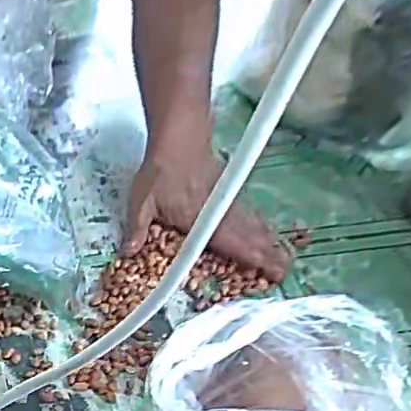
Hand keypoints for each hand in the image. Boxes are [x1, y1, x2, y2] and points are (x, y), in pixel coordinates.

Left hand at [125, 138, 290, 281]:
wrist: (179, 138)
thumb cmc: (159, 171)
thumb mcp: (140, 202)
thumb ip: (136, 229)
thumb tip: (128, 253)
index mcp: (199, 216)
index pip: (229, 241)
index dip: (248, 257)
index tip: (265, 269)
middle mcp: (219, 210)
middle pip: (249, 236)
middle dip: (267, 255)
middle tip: (283, 272)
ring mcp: (227, 200)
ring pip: (253, 225)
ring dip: (269, 242)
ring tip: (283, 259)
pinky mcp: (230, 193)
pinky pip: (249, 214)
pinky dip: (261, 227)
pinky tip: (268, 236)